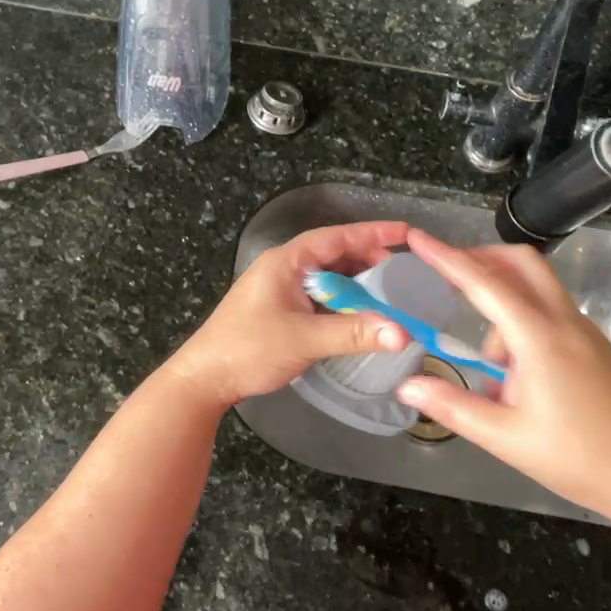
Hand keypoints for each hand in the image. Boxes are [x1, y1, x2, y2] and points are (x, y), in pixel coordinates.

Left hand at [165, 221, 411, 412]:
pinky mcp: (278, 310)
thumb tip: (403, 333)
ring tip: (387, 292)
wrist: (204, 378)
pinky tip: (360, 316)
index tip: (405, 232)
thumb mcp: (305, 339)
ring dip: (355, 282)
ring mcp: (278, 289)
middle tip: (400, 271)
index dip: (372, 233)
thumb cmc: (248, 349)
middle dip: (367, 258)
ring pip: (326, 277)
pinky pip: (318, 296)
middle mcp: (283, 268)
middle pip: (332, 254)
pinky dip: (341, 302)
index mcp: (286, 261)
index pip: (336, 237)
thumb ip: (354, 333)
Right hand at [394, 228, 610, 521]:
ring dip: (504, 303)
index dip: (446, 257)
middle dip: (482, 258)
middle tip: (450, 277)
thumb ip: (453, 407)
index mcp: (539, 338)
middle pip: (521, 263)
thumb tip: (407, 386)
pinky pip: (552, 314)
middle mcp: (565, 322)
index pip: (483, 283)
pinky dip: (524, 323)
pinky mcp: (597, 347)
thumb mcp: (506, 438)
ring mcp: (586, 332)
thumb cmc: (579, 458)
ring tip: (491, 368)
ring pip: (538, 289)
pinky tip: (519, 376)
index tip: (418, 237)